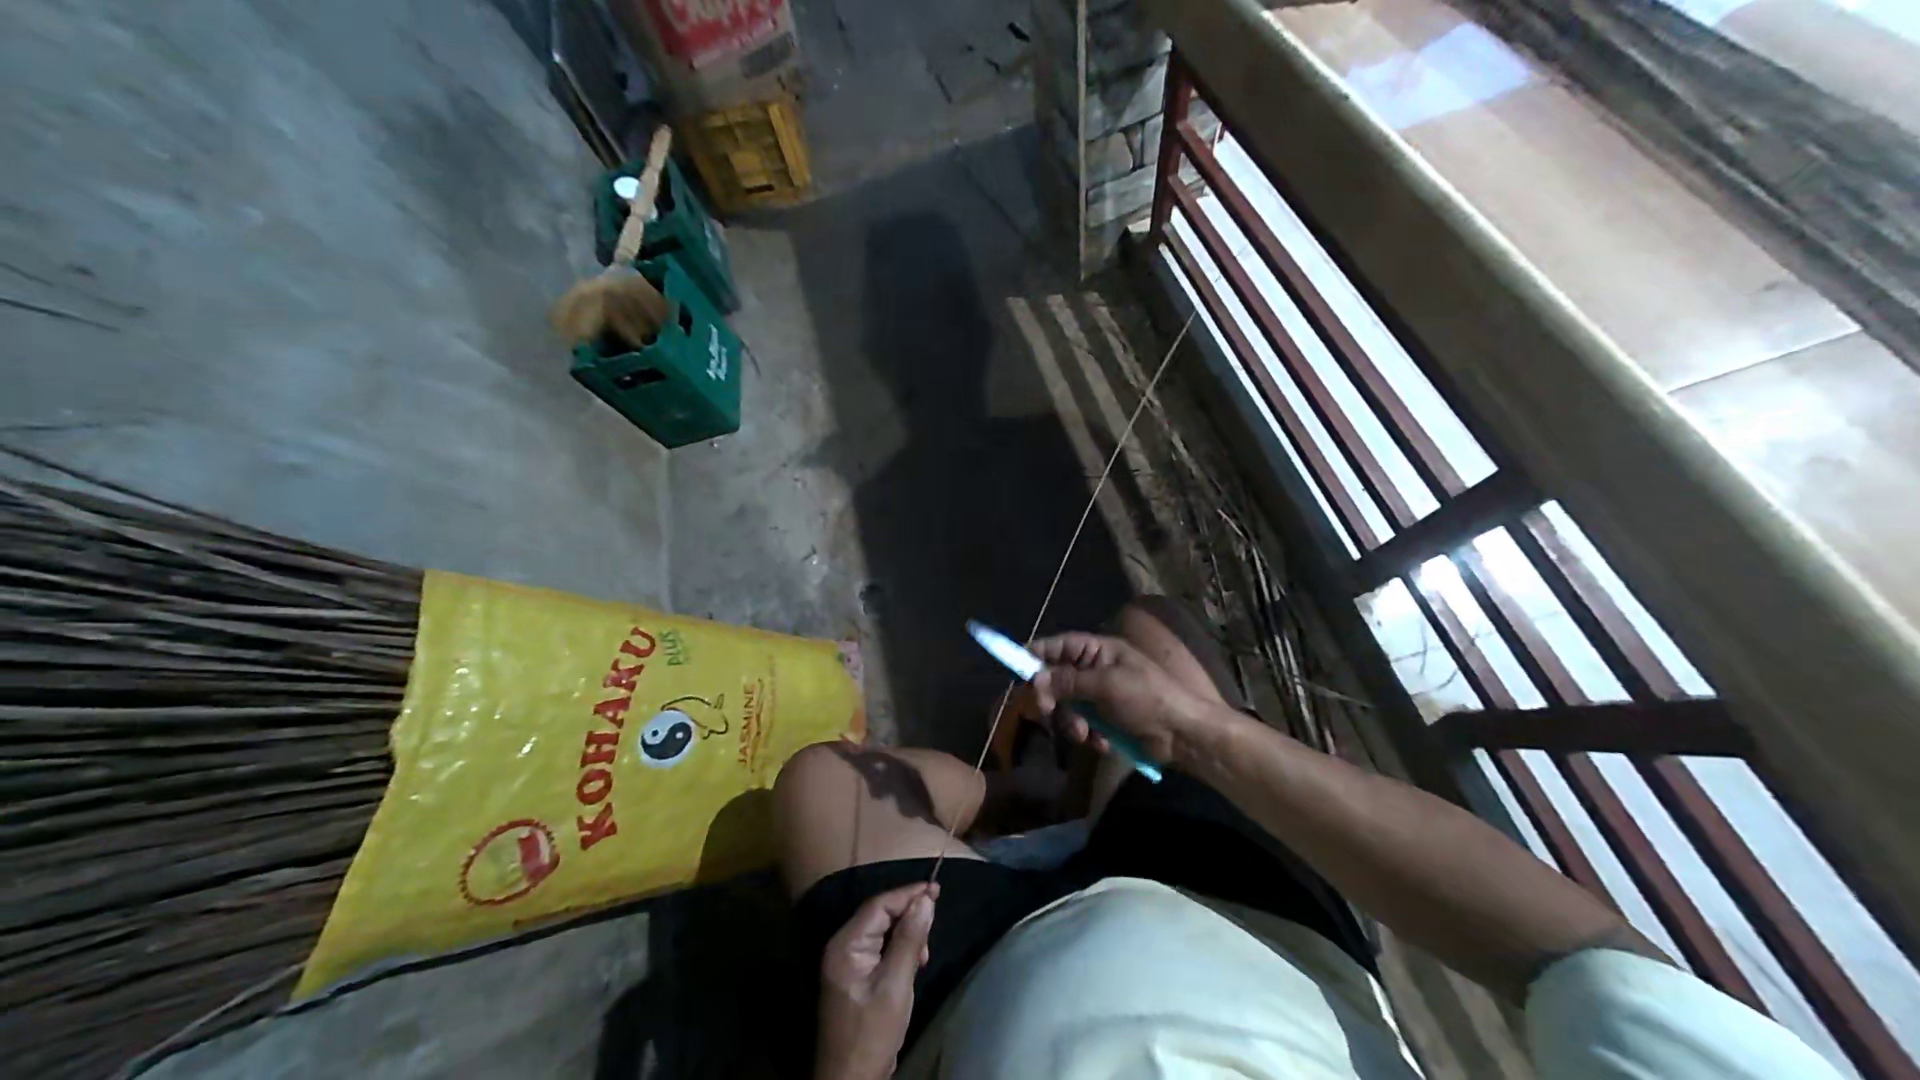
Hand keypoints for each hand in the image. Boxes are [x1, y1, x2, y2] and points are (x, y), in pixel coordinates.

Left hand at [816, 883, 937, 1079]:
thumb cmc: (873, 1032)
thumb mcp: (896, 984)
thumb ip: (910, 939)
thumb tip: (925, 900)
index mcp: (846, 944)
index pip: (879, 905)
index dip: (907, 894)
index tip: (936, 889)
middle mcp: (842, 946)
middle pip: (879, 915)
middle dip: (908, 915)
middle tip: (933, 926)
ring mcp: (848, 962)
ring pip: (882, 931)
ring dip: (906, 934)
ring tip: (925, 952)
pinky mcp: (856, 976)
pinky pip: (880, 948)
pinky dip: (899, 949)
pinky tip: (914, 961)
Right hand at [1029, 632, 1223, 765]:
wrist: (1184, 735)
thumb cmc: (1148, 698)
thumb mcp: (1107, 685)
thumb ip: (1069, 681)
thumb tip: (1035, 677)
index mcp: (1100, 652)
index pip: (1060, 645)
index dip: (1037, 653)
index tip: (1017, 666)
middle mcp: (1096, 670)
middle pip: (1057, 679)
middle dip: (1054, 698)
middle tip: (1049, 711)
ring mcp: (1101, 697)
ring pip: (1067, 707)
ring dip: (1072, 722)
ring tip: (1086, 735)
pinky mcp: (1106, 721)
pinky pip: (1082, 725)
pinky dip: (1089, 735)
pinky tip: (1103, 743)